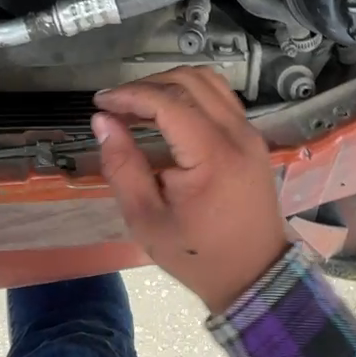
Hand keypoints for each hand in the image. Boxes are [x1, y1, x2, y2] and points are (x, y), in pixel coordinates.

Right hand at [92, 67, 289, 313]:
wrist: (255, 275)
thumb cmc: (197, 254)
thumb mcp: (146, 220)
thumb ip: (122, 166)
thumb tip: (102, 121)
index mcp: (213, 155)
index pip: (168, 102)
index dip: (130, 95)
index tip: (100, 102)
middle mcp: (238, 133)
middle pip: (189, 81)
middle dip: (146, 85)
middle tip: (116, 105)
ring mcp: (250, 132)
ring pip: (207, 80)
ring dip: (169, 84)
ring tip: (139, 104)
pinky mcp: (252, 136)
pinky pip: (220, 96)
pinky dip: (189, 92)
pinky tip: (167, 112)